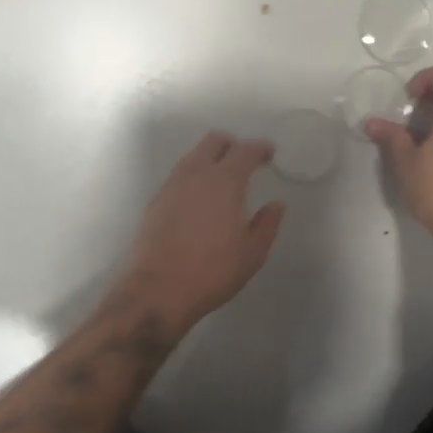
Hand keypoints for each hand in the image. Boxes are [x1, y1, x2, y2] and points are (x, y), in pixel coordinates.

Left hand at [119, 133, 285, 328]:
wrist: (158, 290)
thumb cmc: (212, 272)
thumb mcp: (252, 253)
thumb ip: (267, 224)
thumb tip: (276, 205)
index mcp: (225, 181)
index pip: (245, 151)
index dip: (260, 148)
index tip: (269, 153)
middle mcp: (196, 175)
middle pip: (213, 142)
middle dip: (232, 145)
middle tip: (244, 161)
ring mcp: (171, 186)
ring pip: (193, 157)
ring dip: (210, 159)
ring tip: (222, 180)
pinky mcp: (156, 202)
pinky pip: (179, 176)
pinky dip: (193, 177)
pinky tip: (200, 199)